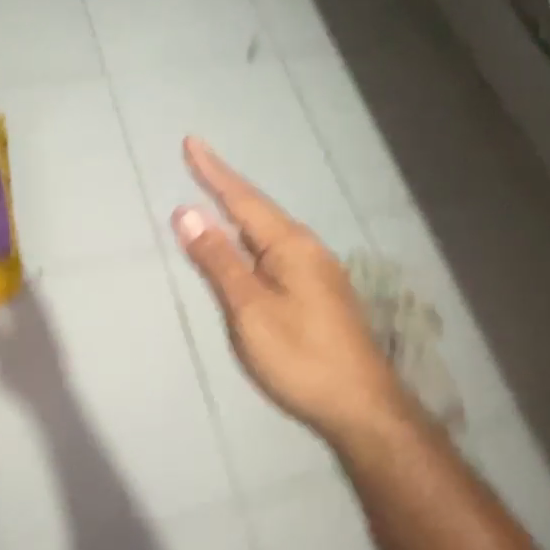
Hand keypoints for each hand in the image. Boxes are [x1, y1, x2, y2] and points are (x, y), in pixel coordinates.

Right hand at [172, 138, 416, 446]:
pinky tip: (247, 249)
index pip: (242, 199)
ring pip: (269, 231)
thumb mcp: (249, 309)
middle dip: (225, 187)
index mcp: (290, 245)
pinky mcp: (321, 293)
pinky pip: (277, 251)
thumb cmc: (300, 356)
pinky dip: (252, 240)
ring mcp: (318, 271)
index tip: (191, 142)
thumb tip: (188, 211)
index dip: (213, 172)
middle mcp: (307, 248)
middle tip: (197, 164)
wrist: (362, 406)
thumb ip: (218, 260)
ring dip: (239, 213)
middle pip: (258, 210)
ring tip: (215, 198)